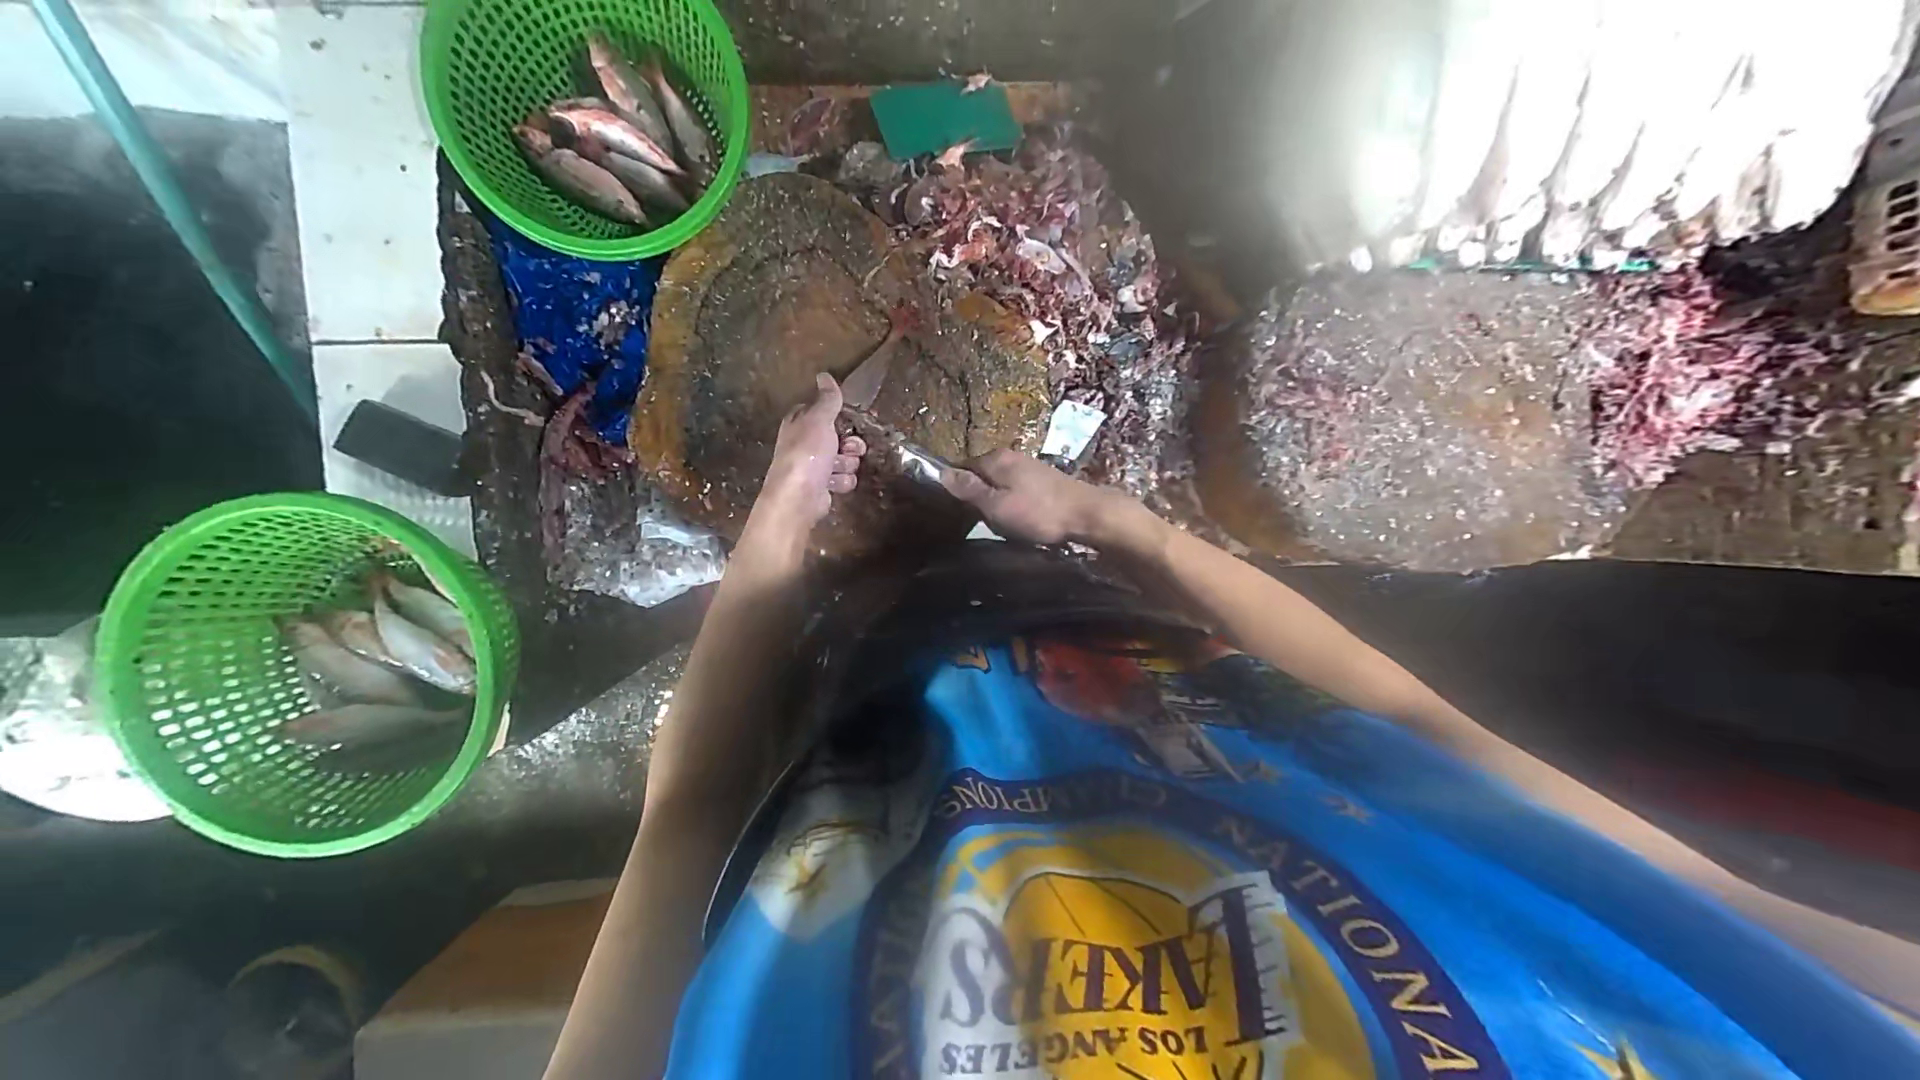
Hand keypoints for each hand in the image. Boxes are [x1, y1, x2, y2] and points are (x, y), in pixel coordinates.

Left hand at [739, 373, 866, 561]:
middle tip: (849, 449)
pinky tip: (834, 484)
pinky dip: (842, 481)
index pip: (825, 413)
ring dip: (847, 464)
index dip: (840, 417)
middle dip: (850, 444)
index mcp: (800, 423)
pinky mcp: (823, 485)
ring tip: (837, 468)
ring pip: (845, 459)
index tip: (851, 420)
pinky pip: (843, 478)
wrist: (799, 496)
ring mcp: (815, 465)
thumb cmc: (807, 453)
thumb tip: (824, 375)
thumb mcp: (819, 419)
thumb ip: (827, 399)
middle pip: (840, 437)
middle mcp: (806, 442)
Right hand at [939, 450, 1146, 546]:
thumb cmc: (1039, 513)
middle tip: (974, 522)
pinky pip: (1015, 490)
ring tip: (997, 523)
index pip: (961, 467)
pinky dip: (1012, 503)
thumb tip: (942, 473)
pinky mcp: (1042, 479)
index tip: (951, 510)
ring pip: (998, 484)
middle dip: (976, 496)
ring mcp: (1028, 466)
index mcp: (995, 459)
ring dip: (995, 502)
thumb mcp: (997, 506)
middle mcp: (1010, 456)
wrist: (1088, 515)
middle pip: (980, 475)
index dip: (953, 488)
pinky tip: (1017, 519)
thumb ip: (970, 490)